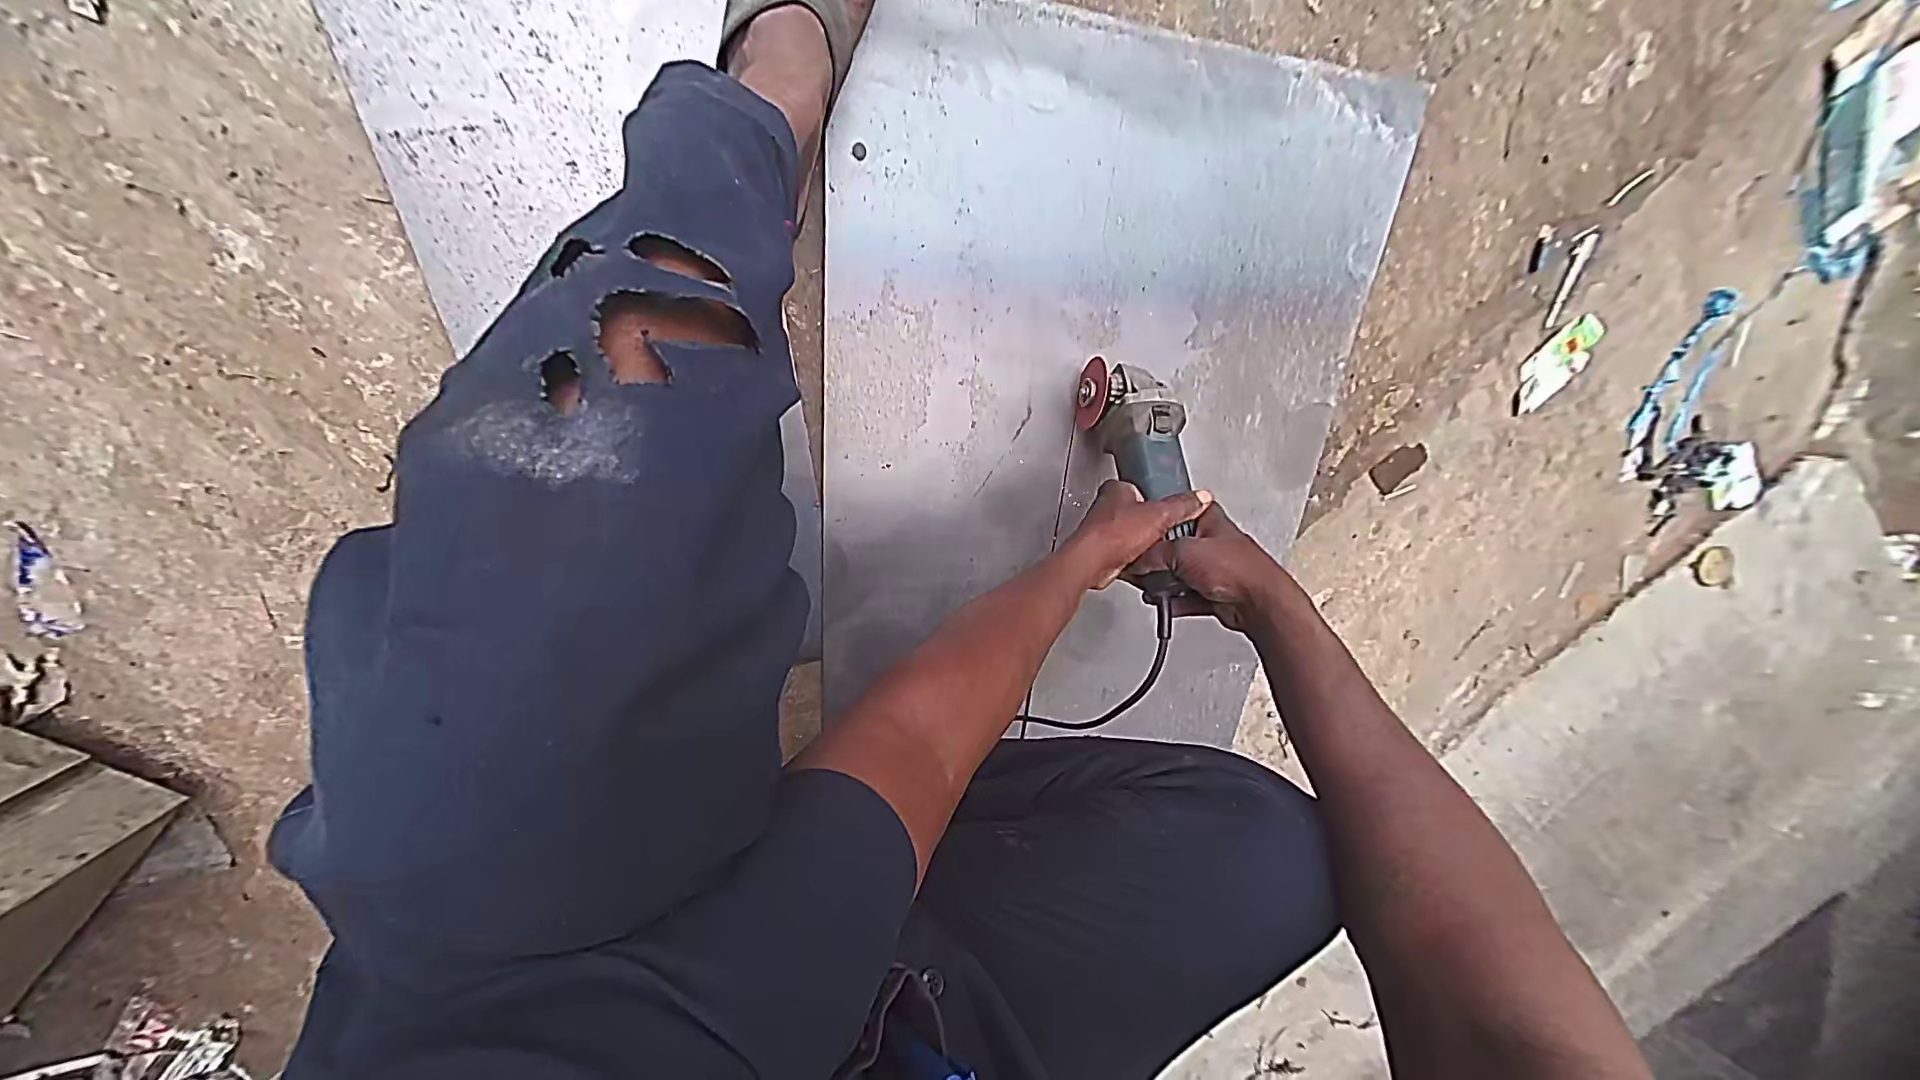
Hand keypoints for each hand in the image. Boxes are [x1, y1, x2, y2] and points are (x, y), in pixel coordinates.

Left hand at [1060, 480, 1211, 591]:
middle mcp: (1106, 506)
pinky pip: (1124, 550)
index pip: (1140, 486)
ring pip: (1130, 532)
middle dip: (1151, 521)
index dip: (1156, 495)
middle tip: (1165, 528)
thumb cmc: (1113, 534)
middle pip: (1136, 510)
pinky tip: (1141, 559)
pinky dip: (1134, 555)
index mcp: (1117, 489)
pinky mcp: (1102, 549)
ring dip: (1142, 540)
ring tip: (1154, 545)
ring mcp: (1102, 528)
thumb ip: (1181, 506)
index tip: (1169, 504)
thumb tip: (1200, 498)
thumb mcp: (1160, 515)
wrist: (1093, 563)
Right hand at [1126, 502, 1292, 631]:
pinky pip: (1185, 596)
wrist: (1260, 604)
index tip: (1139, 533)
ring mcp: (1213, 568)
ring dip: (1164, 584)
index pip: (1175, 513)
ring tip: (1153, 589)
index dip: (1156, 523)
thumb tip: (1135, 559)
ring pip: (1178, 574)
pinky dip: (1174, 601)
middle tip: (1142, 567)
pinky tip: (1166, 604)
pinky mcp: (1213, 592)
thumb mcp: (1182, 551)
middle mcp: (1212, 541)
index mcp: (1209, 519)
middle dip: (1156, 560)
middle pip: (1172, 547)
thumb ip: (1153, 553)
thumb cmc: (1238, 569)